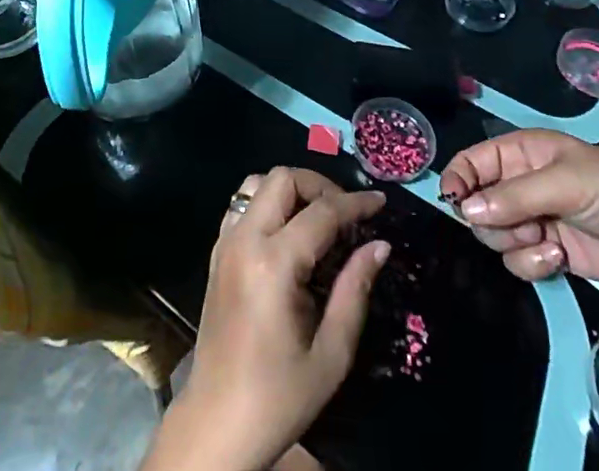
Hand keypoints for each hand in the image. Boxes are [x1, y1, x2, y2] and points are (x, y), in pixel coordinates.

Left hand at [145, 168, 390, 470]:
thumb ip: (355, 290)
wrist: (217, 420)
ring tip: (321, 219)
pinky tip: (290, 235)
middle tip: (349, 213)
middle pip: (281, 178)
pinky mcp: (216, 255)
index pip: (321, 211)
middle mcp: (244, 240)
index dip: (356, 203)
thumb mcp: (332, 352)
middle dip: (320, 185)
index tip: (382, 203)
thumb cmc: (280, 395)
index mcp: (273, 263)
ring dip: (291, 190)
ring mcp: (224, 244)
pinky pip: (242, 207)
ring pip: (256, 185)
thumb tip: (379, 245)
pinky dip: (268, 204)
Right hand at [439, 129, 598, 297]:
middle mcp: (521, 184)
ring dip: (514, 242)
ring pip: (492, 234)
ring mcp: (534, 220)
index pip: (471, 162)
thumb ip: (513, 196)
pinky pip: (515, 260)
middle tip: (523, 224)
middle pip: (476, 203)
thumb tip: (464, 211)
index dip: (457, 179)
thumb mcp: (566, 183)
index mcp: (522, 153)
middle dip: (492, 219)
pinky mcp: (548, 252)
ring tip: (547, 241)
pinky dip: (531, 263)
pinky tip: (559, 259)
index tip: (454, 203)